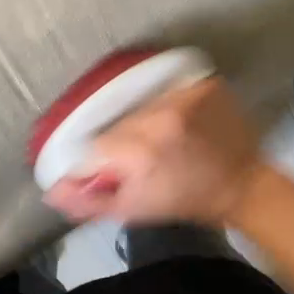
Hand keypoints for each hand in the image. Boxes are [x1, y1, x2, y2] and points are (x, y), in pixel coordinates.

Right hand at [43, 77, 265, 226]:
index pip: (94, 147)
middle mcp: (158, 116)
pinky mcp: (202, 83)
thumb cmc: (184, 201)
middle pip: (116, 124)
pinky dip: (166, 108)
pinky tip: (179, 128)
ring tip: (163, 144)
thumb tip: (51, 191)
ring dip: (144, 124)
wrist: (242, 185)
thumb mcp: (132, 210)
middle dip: (122, 143)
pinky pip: (167, 92)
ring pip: (140, 106)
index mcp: (138, 149)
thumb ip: (88, 201)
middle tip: (143, 162)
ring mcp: (183, 96)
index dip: (101, 162)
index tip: (118, 173)